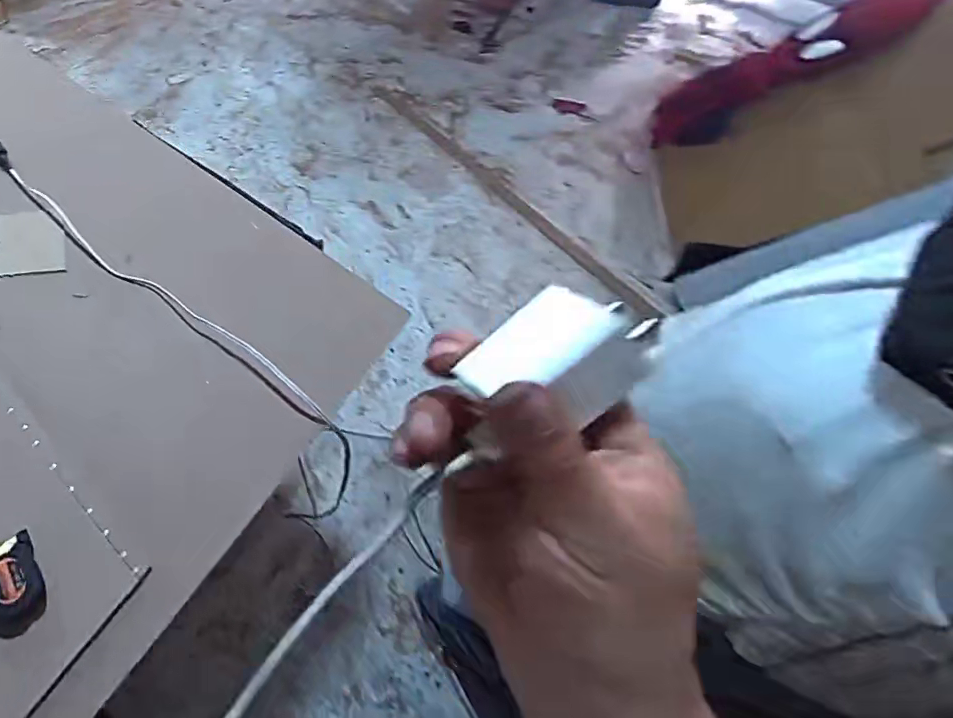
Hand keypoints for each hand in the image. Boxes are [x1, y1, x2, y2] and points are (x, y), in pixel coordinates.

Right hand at [394, 332, 709, 717]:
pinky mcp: (463, 480)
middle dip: (468, 367)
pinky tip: (405, 456)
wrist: (566, 670)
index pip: (573, 378)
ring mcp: (503, 459)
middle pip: (504, 383)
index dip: (532, 353)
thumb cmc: (612, 598)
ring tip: (417, 443)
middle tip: (437, 359)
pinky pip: (434, 441)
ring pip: (460, 408)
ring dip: (432, 412)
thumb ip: (549, 447)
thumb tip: (513, 381)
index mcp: (607, 445)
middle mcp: (552, 440)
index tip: (489, 347)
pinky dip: (414, 440)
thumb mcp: (592, 519)